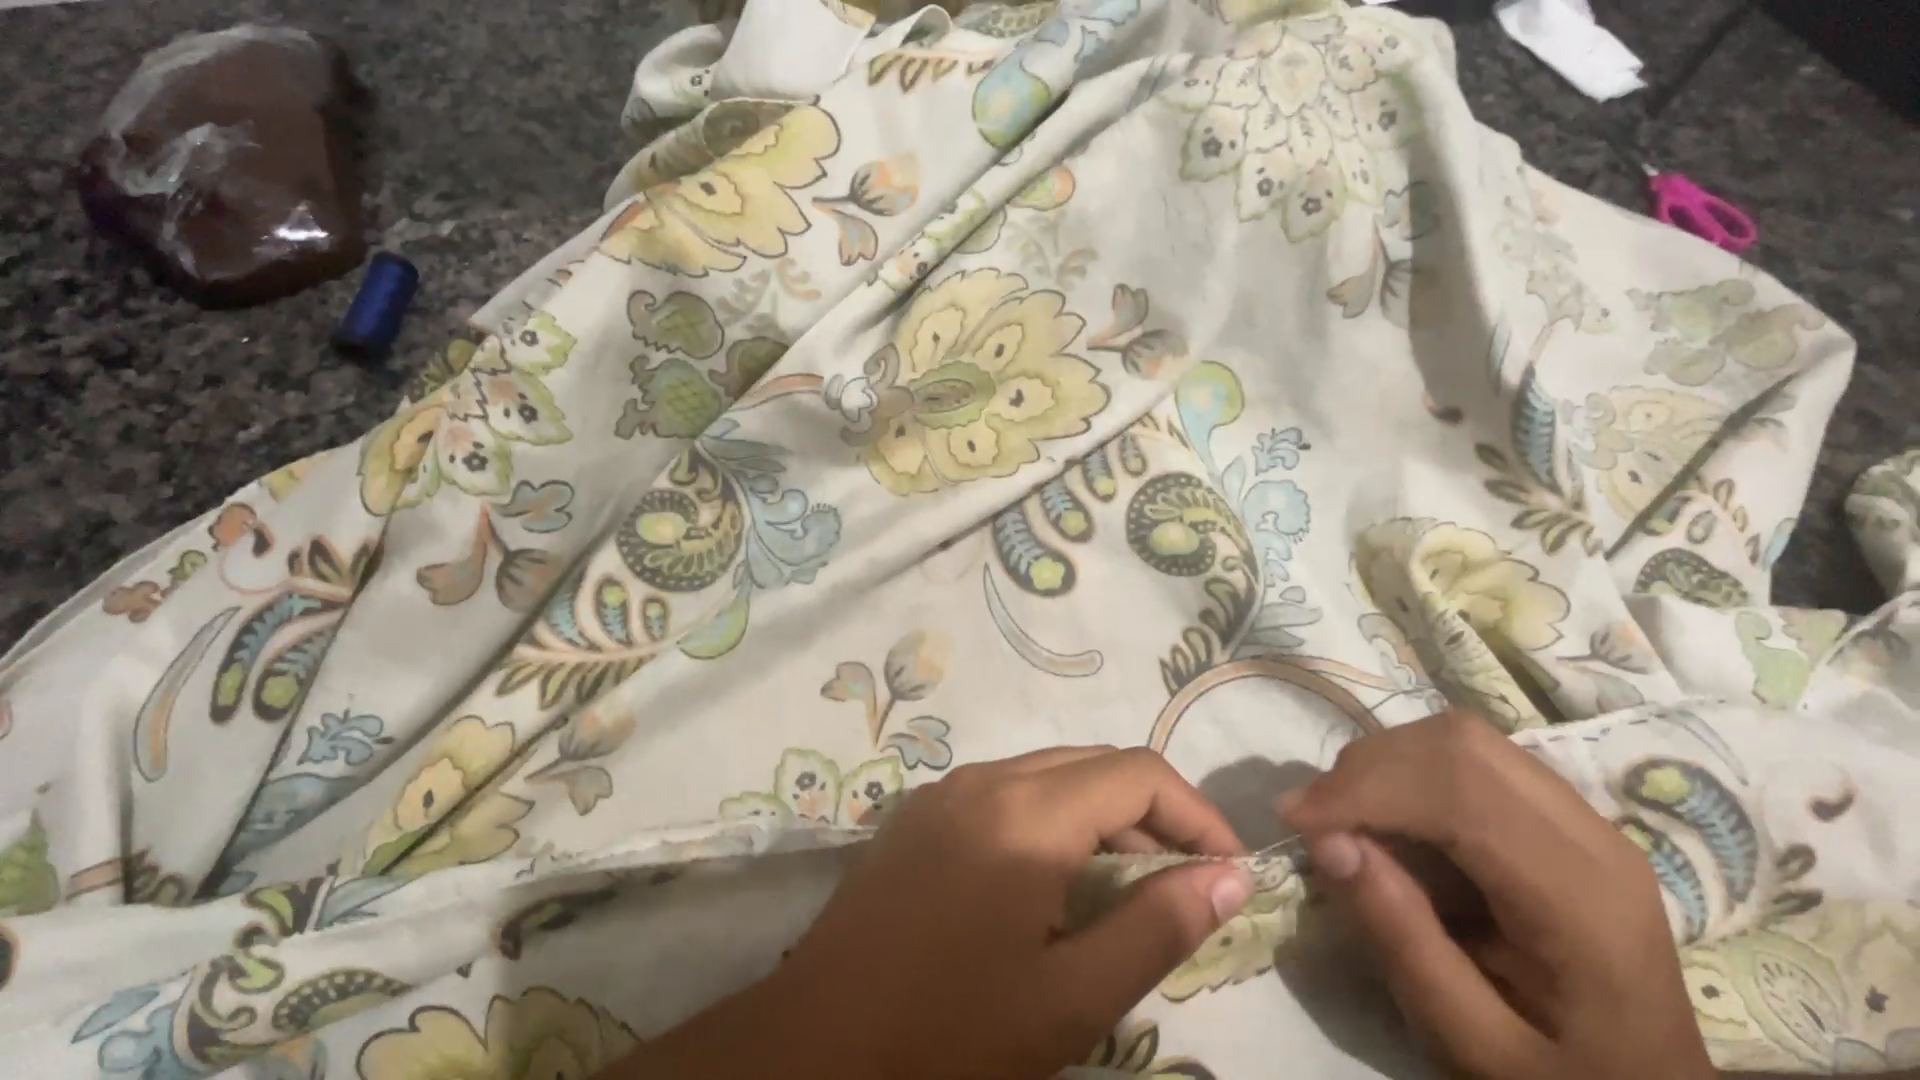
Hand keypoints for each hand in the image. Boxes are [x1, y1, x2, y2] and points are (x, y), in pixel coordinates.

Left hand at [625, 747, 1253, 1079]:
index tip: (1227, 872)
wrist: (813, 1049)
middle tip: (1183, 885)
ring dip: (1098, 818)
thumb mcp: (1072, 997)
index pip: (1138, 773)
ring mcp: (940, 794)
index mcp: (1026, 812)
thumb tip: (1229, 877)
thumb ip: (1158, 927)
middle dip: (1151, 814)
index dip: (1195, 813)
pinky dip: (1047, 821)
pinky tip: (1047, 884)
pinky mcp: (912, 818)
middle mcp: (982, 779)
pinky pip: (1001, 795)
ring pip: (1045, 776)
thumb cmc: (951, 1032)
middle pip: (1092, 765)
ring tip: (1123, 890)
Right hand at [1279, 712, 1714, 1079]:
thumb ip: (1403, 942)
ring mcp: (1584, 818)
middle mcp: (1593, 836)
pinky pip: (1475, 758)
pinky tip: (1385, 815)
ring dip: (1386, 761)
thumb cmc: (1560, 1073)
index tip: (1294, 821)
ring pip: (1464, 737)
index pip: (1462, 793)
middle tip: (1312, 818)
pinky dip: (1411, 769)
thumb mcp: (1474, 1040)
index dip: (1367, 790)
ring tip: (1340, 815)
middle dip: (1369, 767)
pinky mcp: (1564, 815)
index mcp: (1580, 899)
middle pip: (1461, 744)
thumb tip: (1328, 842)